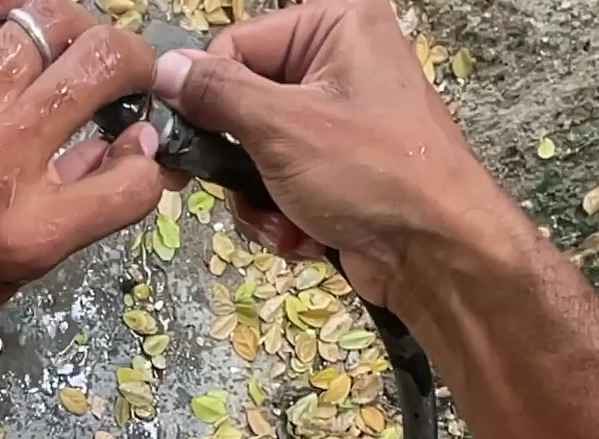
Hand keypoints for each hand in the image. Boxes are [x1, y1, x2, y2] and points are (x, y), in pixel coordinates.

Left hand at [0, 0, 163, 342]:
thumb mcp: (29, 267)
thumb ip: (88, 206)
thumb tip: (137, 144)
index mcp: (35, 228)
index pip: (134, 179)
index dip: (150, 163)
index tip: (136, 149)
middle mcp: (2, 161)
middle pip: (101, 67)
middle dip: (134, 63)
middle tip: (124, 76)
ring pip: (50, 20)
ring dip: (80, 31)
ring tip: (72, 53)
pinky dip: (13, 0)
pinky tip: (21, 21)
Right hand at [150, 0, 512, 307]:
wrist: (433, 251)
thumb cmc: (371, 173)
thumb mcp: (284, 127)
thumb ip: (219, 95)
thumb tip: (165, 71)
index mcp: (332, 27)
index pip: (234, 48)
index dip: (203, 101)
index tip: (177, 148)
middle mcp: (333, 68)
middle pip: (239, 111)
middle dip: (237, 169)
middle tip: (233, 194)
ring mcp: (331, 126)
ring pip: (252, 161)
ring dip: (258, 204)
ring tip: (287, 223)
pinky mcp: (330, 174)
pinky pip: (276, 190)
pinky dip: (281, 219)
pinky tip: (304, 236)